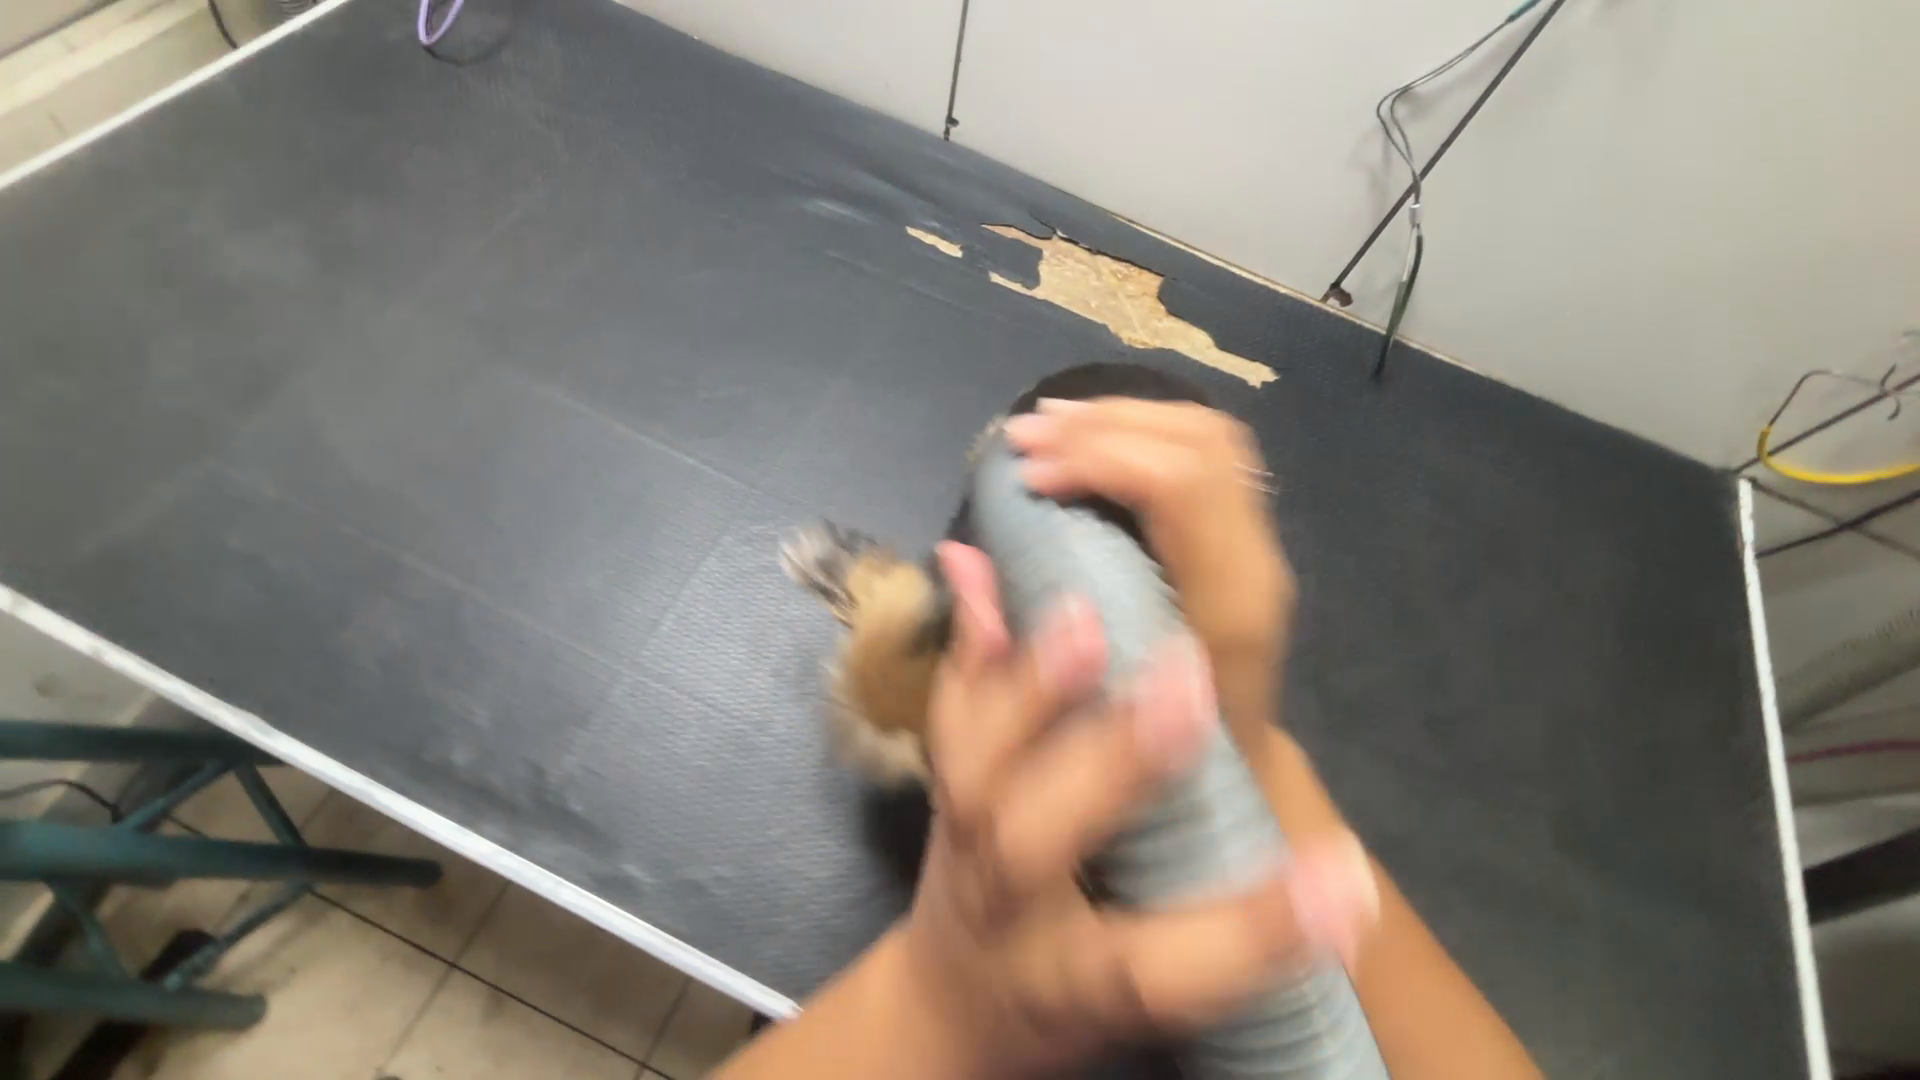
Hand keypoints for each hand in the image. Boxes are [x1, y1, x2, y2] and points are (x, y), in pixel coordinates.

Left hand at [895, 542, 1375, 1076]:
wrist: (948, 993)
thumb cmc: (1065, 1000)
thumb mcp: (1137, 1001)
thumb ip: (1218, 945)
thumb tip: (1344, 879)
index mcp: (1072, 976)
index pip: (1162, 968)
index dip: (1249, 931)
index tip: (1345, 877)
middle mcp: (1002, 896)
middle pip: (1041, 838)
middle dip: (1116, 762)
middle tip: (1189, 681)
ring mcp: (955, 828)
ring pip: (978, 758)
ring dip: (1032, 684)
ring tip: (1082, 614)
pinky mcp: (937, 778)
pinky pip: (944, 705)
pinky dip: (964, 642)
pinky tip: (971, 572)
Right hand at [1003, 399, 1294, 753]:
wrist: (1240, 763)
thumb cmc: (1160, 746)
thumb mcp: (1088, 698)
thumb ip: (1026, 624)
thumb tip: (957, 554)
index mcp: (1226, 600)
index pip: (1179, 484)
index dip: (1100, 460)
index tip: (1029, 476)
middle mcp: (1254, 559)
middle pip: (1198, 441)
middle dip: (1103, 424)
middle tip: (1025, 437)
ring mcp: (1257, 540)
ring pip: (1206, 434)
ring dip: (1121, 416)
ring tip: (1047, 424)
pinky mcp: (1242, 532)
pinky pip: (1200, 451)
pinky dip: (1139, 430)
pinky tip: (1085, 435)